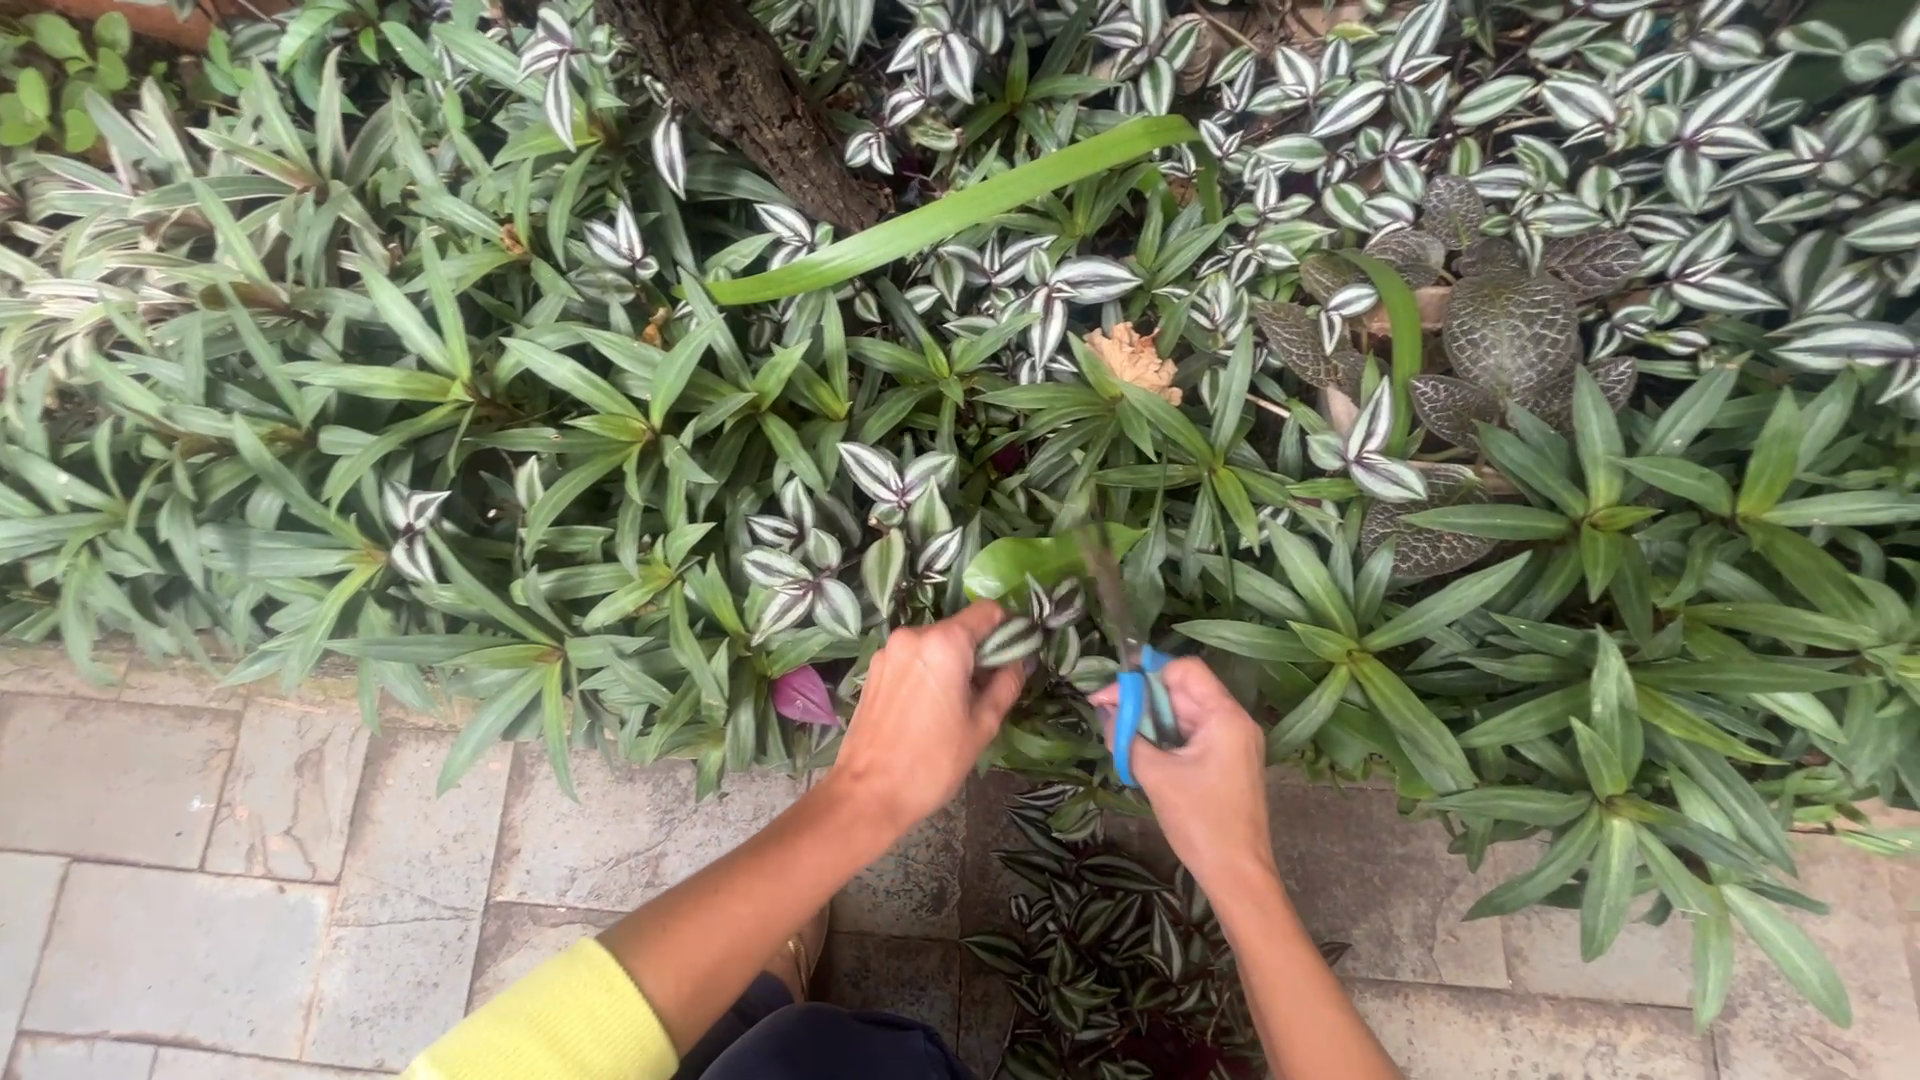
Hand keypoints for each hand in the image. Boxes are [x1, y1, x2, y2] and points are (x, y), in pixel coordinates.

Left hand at [830, 600, 1028, 833]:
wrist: (867, 792)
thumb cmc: (932, 762)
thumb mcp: (982, 726)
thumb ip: (1006, 684)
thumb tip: (1019, 661)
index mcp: (945, 643)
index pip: (988, 611)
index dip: (1008, 627)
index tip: (1016, 653)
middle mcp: (913, 635)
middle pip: (959, 628)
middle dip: (978, 652)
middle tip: (987, 690)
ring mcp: (889, 650)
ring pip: (934, 643)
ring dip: (952, 662)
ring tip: (956, 704)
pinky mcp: (874, 668)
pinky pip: (912, 657)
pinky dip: (928, 670)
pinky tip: (929, 707)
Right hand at [1091, 658, 1275, 888]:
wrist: (1237, 874)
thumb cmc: (1200, 822)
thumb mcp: (1155, 775)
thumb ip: (1127, 737)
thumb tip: (1104, 710)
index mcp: (1225, 717)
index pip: (1185, 669)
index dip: (1148, 674)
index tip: (1117, 694)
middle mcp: (1234, 721)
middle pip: (1183, 690)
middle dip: (1143, 698)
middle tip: (1106, 712)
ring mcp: (1233, 741)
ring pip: (1184, 712)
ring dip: (1151, 718)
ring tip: (1119, 733)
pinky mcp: (1227, 759)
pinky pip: (1191, 732)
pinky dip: (1165, 735)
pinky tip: (1140, 748)